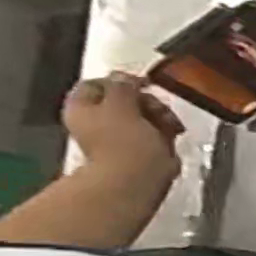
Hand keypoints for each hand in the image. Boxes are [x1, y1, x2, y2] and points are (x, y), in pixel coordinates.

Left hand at [63, 73, 184, 171]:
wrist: (138, 179)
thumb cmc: (125, 142)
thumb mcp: (121, 105)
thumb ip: (122, 86)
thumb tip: (124, 76)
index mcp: (82, 107)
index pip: (99, 84)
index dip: (122, 81)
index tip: (147, 84)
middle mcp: (98, 120)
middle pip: (125, 100)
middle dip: (147, 102)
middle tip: (162, 110)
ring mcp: (120, 137)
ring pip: (144, 117)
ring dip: (161, 117)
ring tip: (173, 127)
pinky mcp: (141, 151)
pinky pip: (154, 134)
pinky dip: (165, 133)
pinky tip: (173, 137)